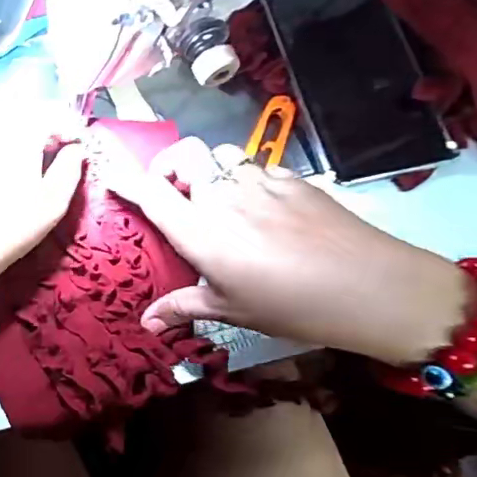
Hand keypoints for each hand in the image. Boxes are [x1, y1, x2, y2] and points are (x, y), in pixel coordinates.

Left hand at [0, 101, 87, 293]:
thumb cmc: (13, 226)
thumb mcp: (55, 201)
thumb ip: (71, 166)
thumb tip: (75, 147)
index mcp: (23, 129)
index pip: (55, 114)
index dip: (68, 130)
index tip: (73, 151)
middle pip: (25, 109)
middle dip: (40, 125)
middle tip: (49, 152)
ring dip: (12, 123)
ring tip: (20, 152)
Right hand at [103, 135, 473, 364]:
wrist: (365, 284)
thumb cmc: (288, 305)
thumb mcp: (231, 309)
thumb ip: (184, 306)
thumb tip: (148, 321)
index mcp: (200, 231)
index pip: (151, 193)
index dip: (126, 179)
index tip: (111, 173)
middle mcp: (223, 197)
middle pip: (186, 155)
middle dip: (173, 165)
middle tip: (178, 191)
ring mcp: (260, 182)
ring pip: (224, 154)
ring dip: (213, 168)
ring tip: (222, 196)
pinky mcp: (293, 178)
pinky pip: (259, 165)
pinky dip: (250, 177)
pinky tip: (264, 206)